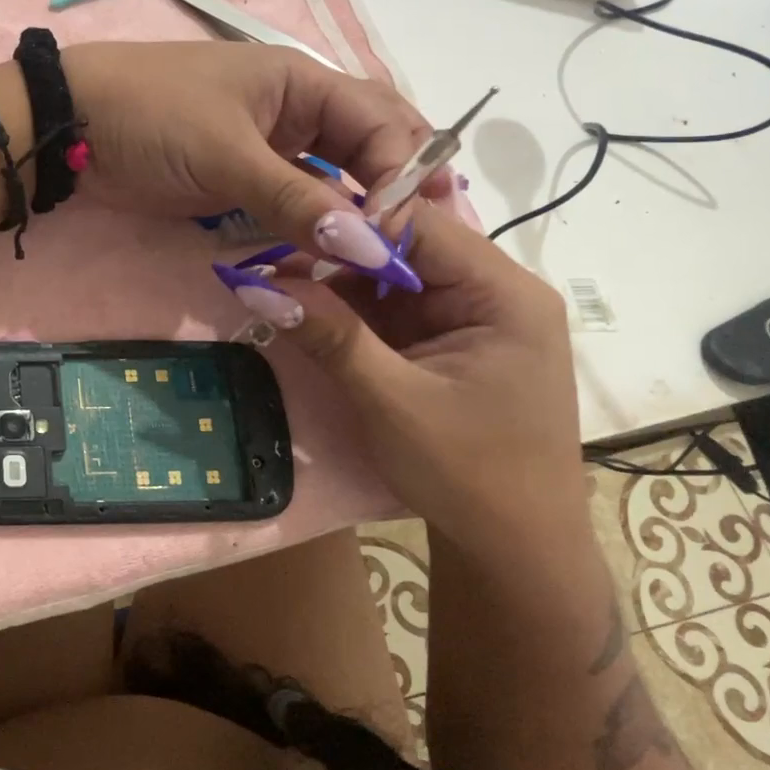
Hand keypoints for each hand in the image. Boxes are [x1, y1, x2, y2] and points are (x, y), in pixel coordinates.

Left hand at [62, 41, 451, 281]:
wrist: (70, 127)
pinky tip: (330, 253)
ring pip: (330, 179)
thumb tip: (372, 247)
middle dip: (393, 192)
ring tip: (382, 258)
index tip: (404, 231)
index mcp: (304, 81)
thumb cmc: (152, 117)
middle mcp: (296, 110)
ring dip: (354, 214)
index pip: (383, 123)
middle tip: (415, 247)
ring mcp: (266, 146)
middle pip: (367, 149)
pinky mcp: (237, 178)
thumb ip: (296, 200)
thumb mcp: (227, 155)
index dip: (404, 174)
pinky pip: (291, 199)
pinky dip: (312, 223)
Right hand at [232, 204, 583, 552]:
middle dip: (336, 254)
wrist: (515, 548)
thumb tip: (254, 285)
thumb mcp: (391, 400)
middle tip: (266, 258)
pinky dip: (350, 313)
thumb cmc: (469, 473)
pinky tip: (307, 313)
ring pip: (392, 278)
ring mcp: (472, 318)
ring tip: (275, 286)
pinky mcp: (450, 343)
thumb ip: (329, 336)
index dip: (351, 221)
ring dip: (336, 284)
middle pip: (405, 248)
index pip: (420, 226)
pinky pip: (393, 310)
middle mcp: (494, 293)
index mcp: (503, 294)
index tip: (284, 225)